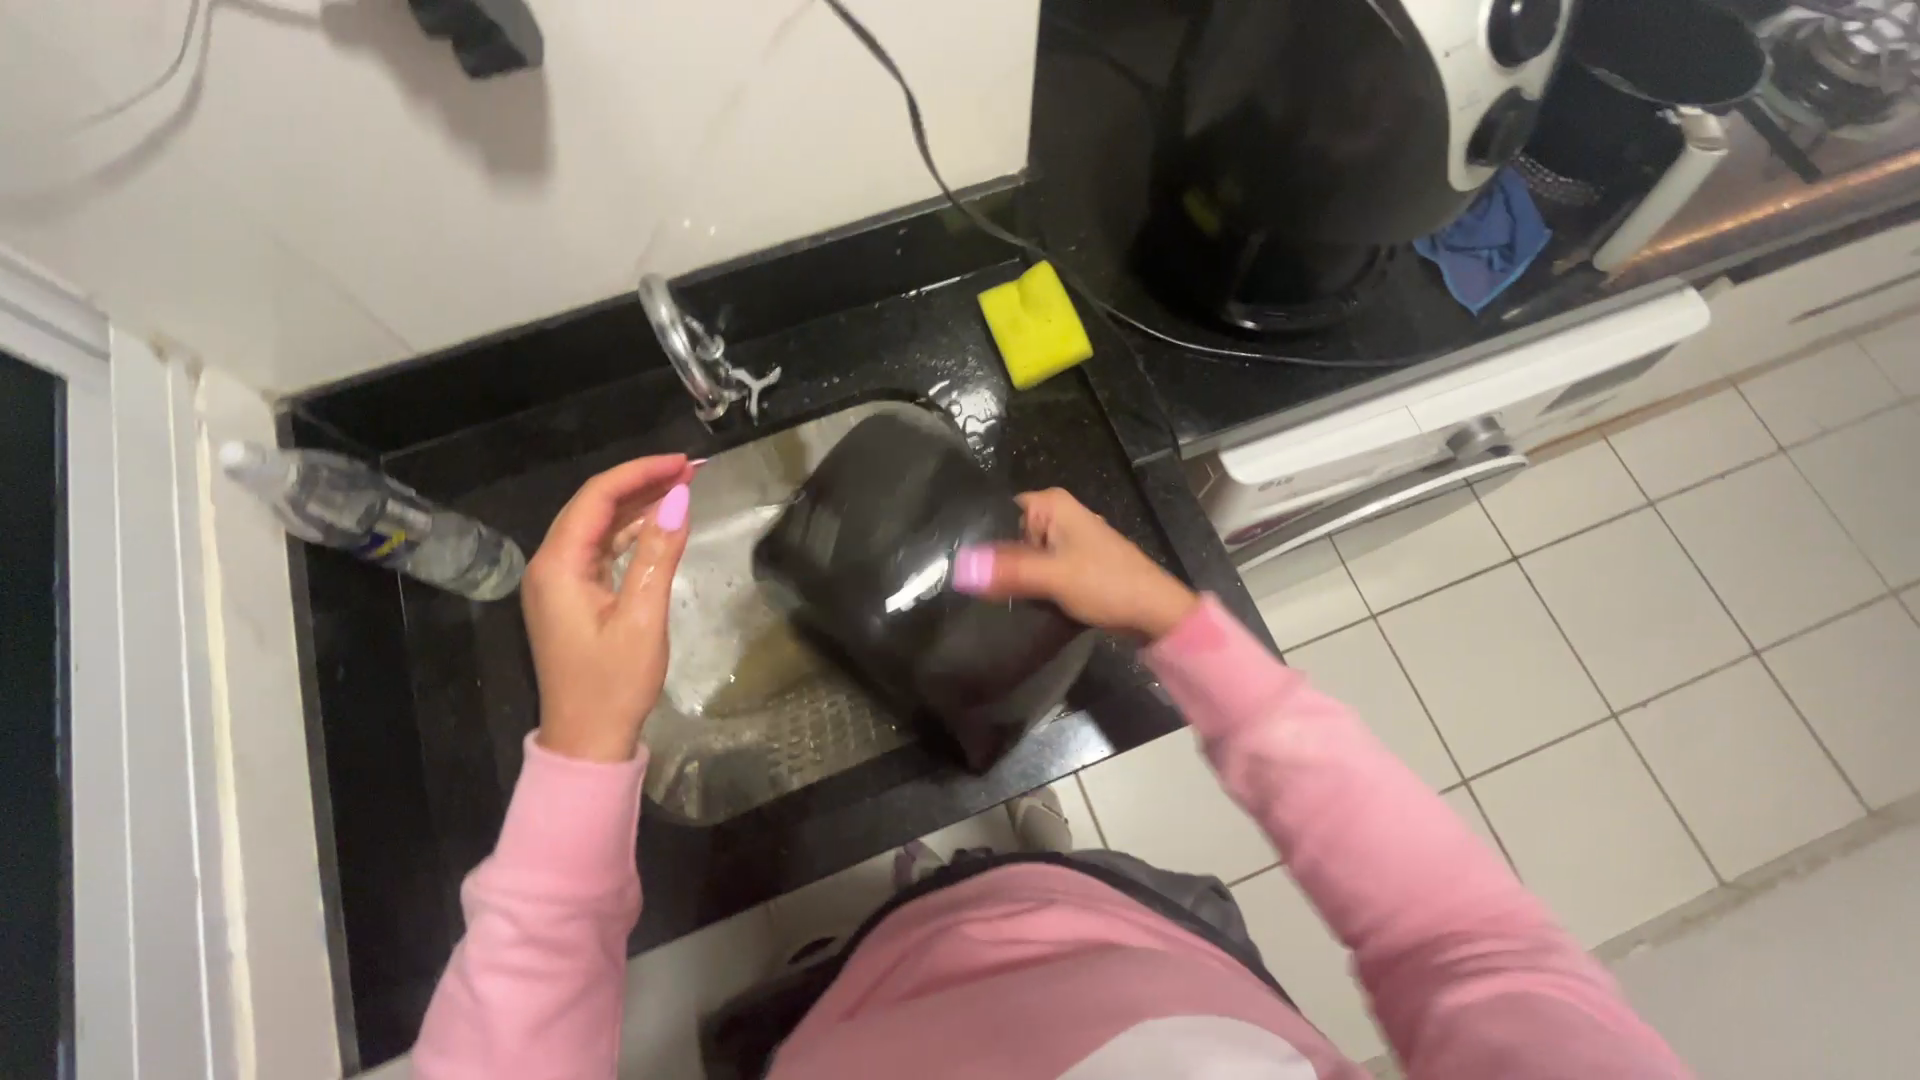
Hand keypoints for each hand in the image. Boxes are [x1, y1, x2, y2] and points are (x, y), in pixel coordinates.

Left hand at [521, 454, 692, 762]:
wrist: (588, 740)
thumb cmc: (613, 683)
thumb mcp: (643, 616)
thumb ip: (660, 553)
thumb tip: (680, 498)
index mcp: (558, 566)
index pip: (596, 499)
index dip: (640, 473)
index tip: (685, 463)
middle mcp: (551, 565)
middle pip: (595, 507)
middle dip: (642, 483)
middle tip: (692, 471)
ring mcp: (561, 582)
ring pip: (600, 527)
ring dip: (640, 506)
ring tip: (685, 489)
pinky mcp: (575, 597)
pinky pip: (603, 551)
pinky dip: (633, 534)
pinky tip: (662, 526)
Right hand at [950, 487, 1198, 639]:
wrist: (1154, 614)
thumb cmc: (1108, 584)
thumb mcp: (1054, 576)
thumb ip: (1008, 570)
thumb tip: (960, 568)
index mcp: (1052, 504)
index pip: (998, 511)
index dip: (979, 536)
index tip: (956, 562)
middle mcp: (1057, 516)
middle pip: (1007, 536)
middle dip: (992, 560)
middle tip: (966, 586)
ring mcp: (1065, 542)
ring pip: (1021, 557)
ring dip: (1009, 577)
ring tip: (983, 596)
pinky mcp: (1070, 567)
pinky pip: (1036, 572)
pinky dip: (1026, 586)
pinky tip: (1011, 602)